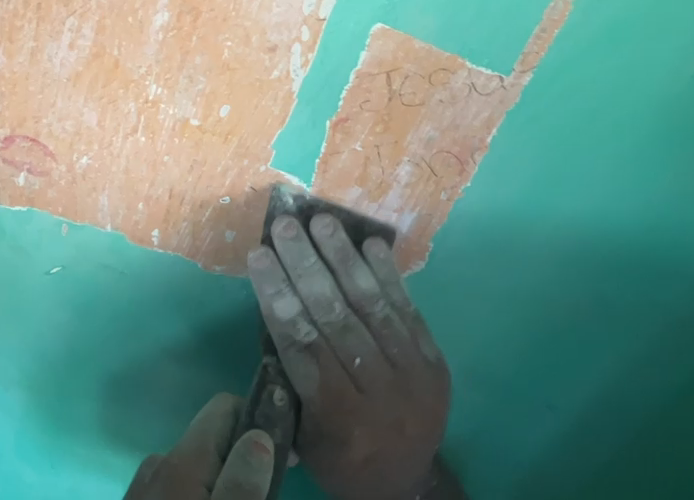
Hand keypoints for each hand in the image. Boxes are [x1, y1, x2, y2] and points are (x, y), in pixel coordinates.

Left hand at [124, 392, 276, 499]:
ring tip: (241, 497)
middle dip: (244, 457)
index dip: (260, 424)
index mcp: (181, 457)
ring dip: (222, 478)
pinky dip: (199, 491)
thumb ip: (241, 483)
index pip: (224, 406)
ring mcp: (143, 483)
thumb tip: (260, 434)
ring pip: (196, 467)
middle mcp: (159, 460)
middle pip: (213, 439)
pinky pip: (177, 486)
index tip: (287, 457)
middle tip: (267, 491)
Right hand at [247, 214, 454, 499]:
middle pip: (335, 319)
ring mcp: (412, 377)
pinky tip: (370, 243)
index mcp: (338, 417)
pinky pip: (408, 311)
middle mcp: (378, 395)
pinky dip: (388, 276)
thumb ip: (287, 378)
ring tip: (322, 220)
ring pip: (372, 308)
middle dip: (307, 266)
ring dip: (344, 258)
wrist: (405, 484)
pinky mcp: (435, 364)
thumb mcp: (303, 433)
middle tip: (286, 226)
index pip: (301, 345)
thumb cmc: (338, 456)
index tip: (258, 255)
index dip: (278, 296)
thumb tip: (270, 309)